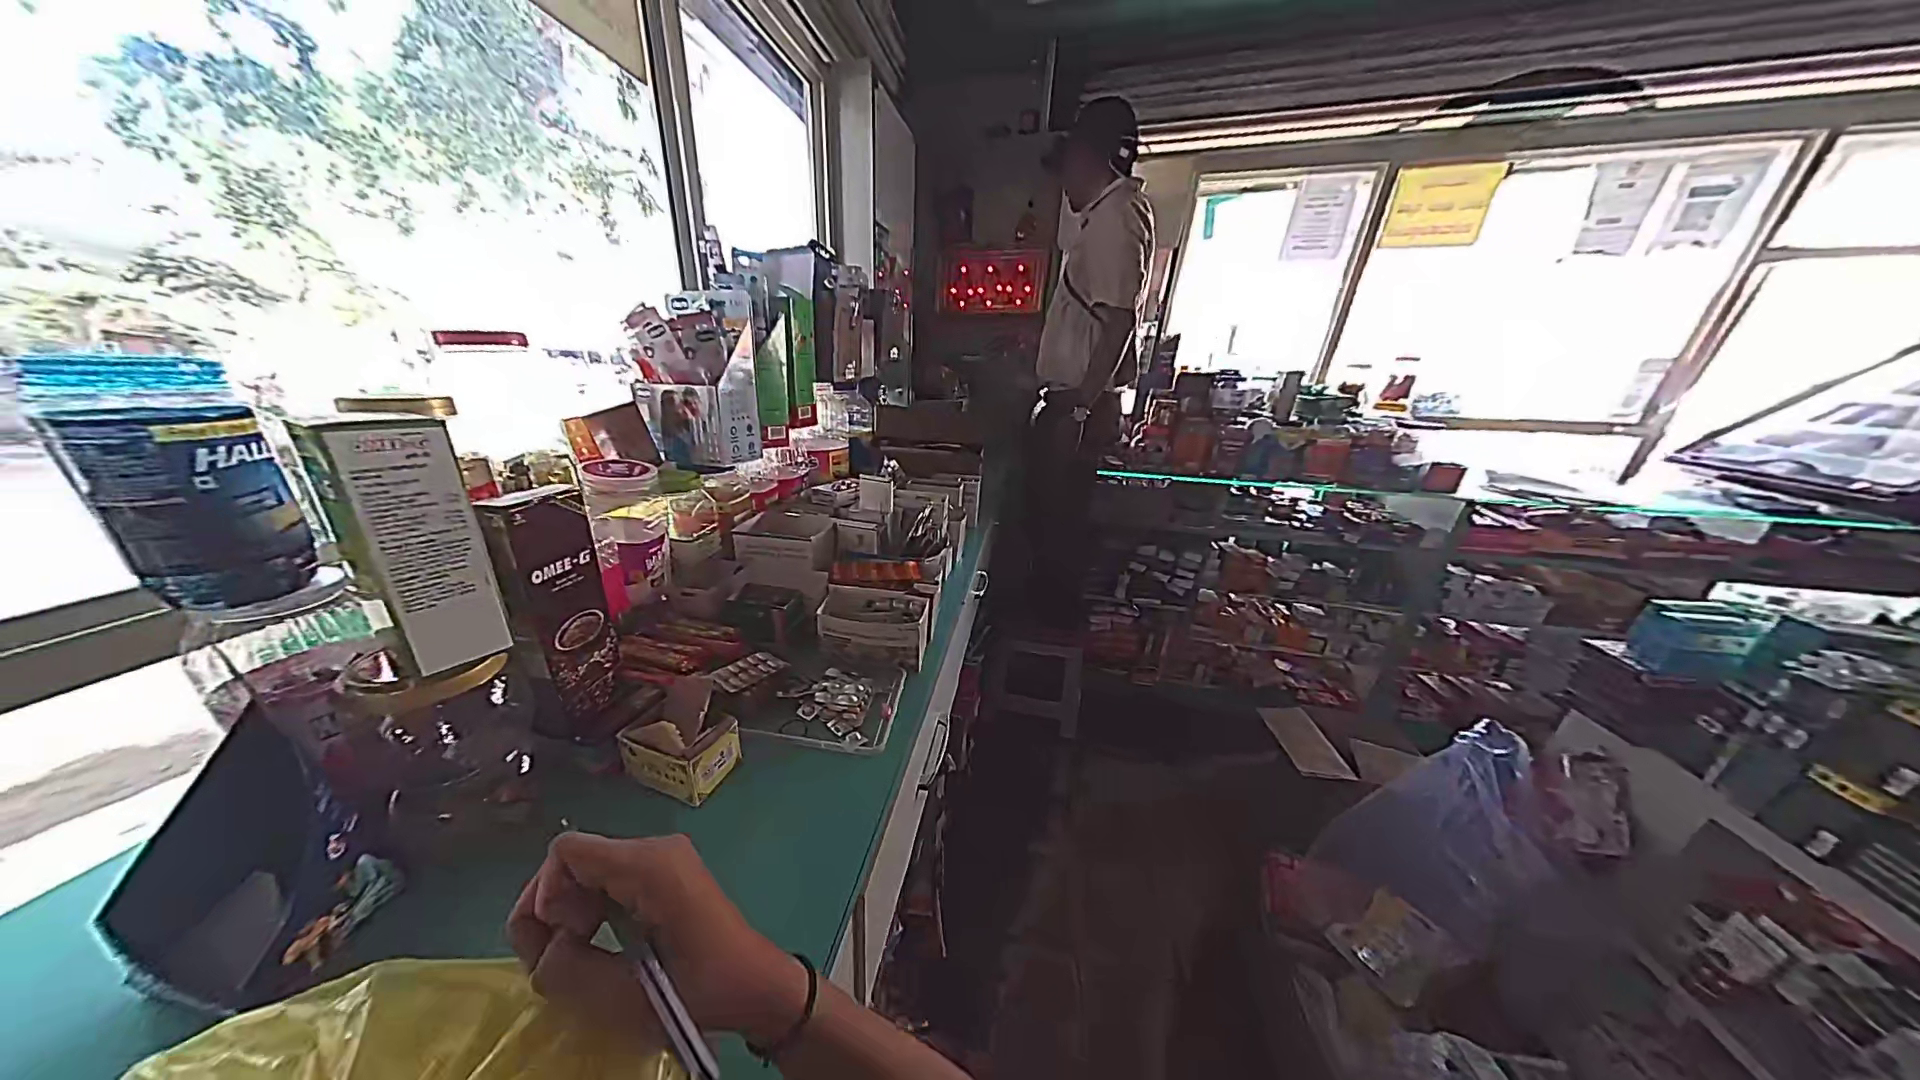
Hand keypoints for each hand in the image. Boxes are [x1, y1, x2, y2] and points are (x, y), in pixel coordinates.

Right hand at [507, 832, 807, 1047]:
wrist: (752, 982)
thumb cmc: (699, 989)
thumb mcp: (625, 995)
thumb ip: (570, 968)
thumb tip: (545, 948)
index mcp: (650, 864)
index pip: (567, 852)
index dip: (545, 898)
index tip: (560, 942)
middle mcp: (656, 849)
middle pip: (573, 863)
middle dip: (551, 912)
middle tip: (558, 963)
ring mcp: (662, 859)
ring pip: (587, 875)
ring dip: (569, 919)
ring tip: (579, 963)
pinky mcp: (663, 875)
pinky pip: (607, 884)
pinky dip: (590, 915)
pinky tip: (600, 950)